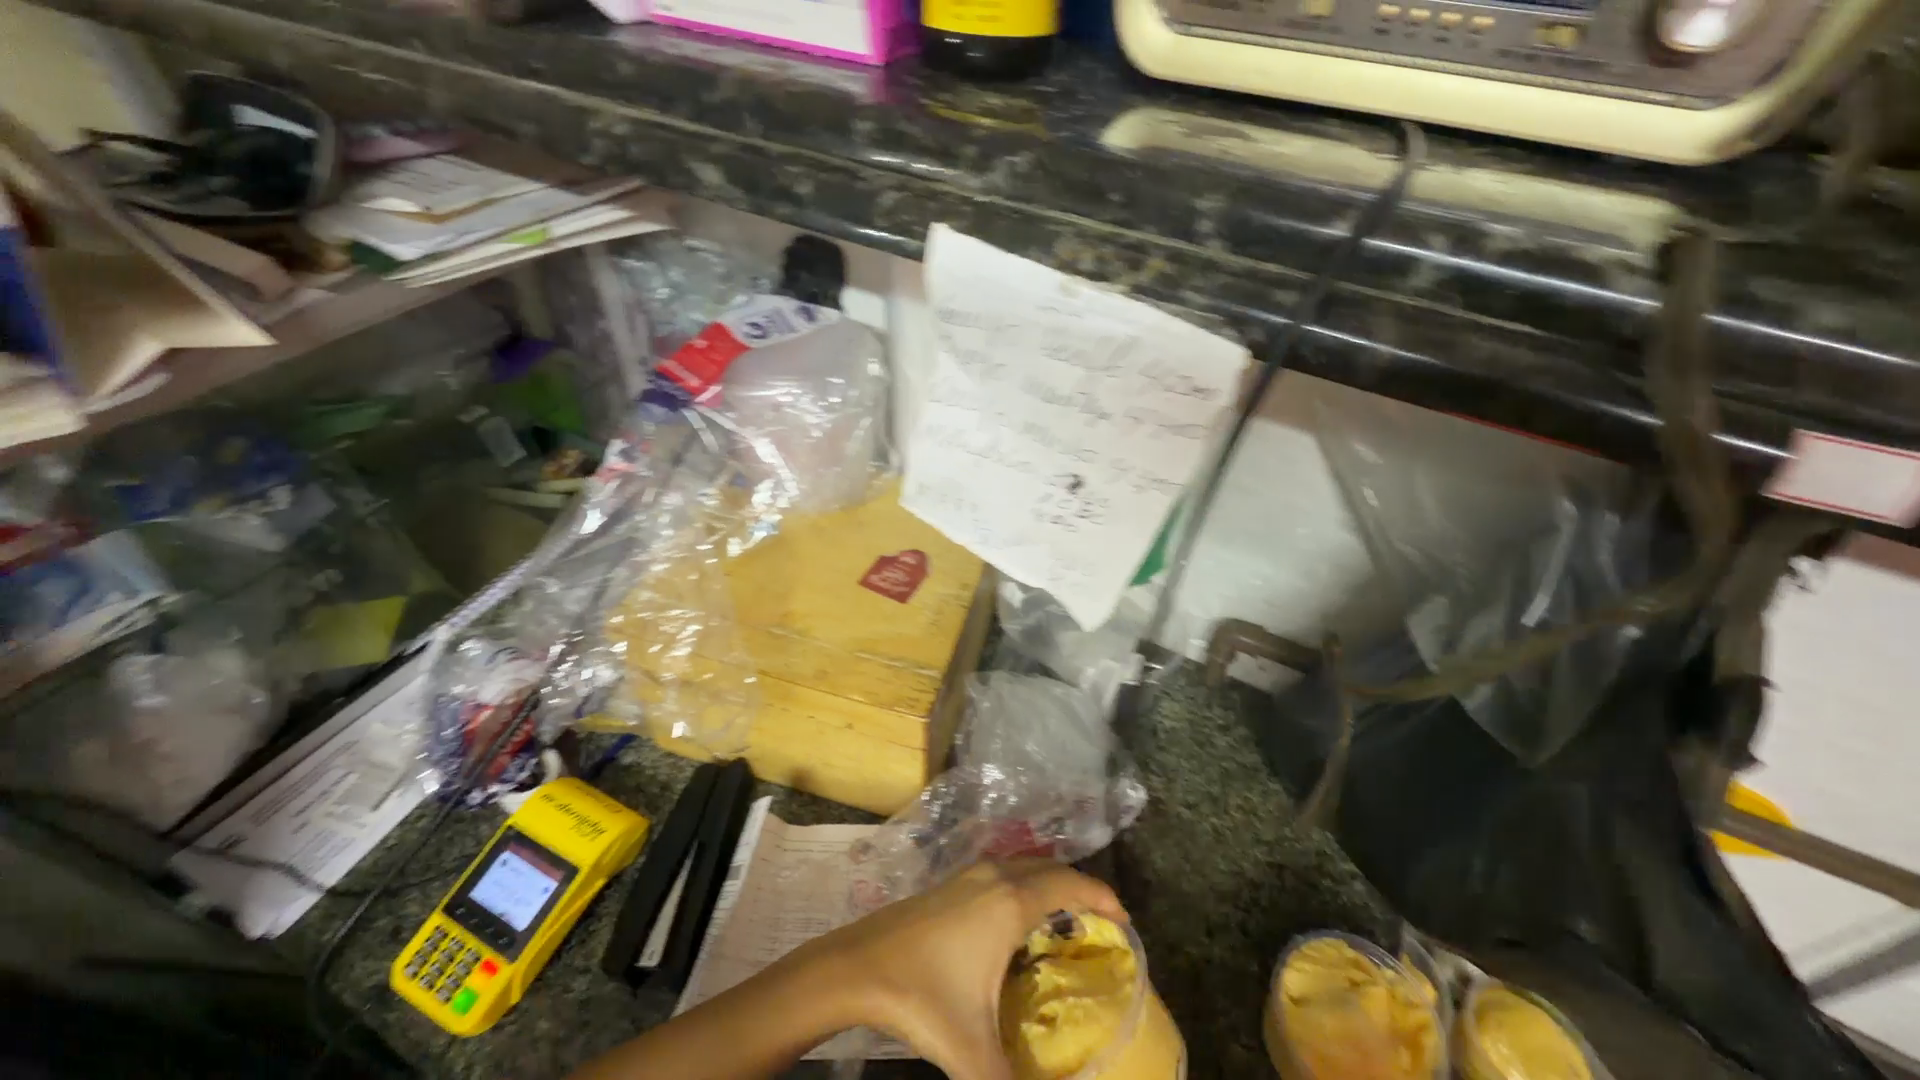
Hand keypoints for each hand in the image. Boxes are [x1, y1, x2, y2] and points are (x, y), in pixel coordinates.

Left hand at [791, 859, 1128, 1079]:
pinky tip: (1014, 924)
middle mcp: (993, 878)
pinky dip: (1021, 886)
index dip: (1102, 897)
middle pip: (1050, 868)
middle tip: (1099, 926)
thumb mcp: (972, 1053)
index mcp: (1009, 903)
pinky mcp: (946, 884)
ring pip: (1022, 866)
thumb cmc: (920, 999)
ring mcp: (966, 876)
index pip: (1071, 884)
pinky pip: (1000, 874)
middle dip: (1079, 889)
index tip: (1123, 921)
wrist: (852, 967)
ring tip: (1063, 922)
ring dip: (1048, 883)